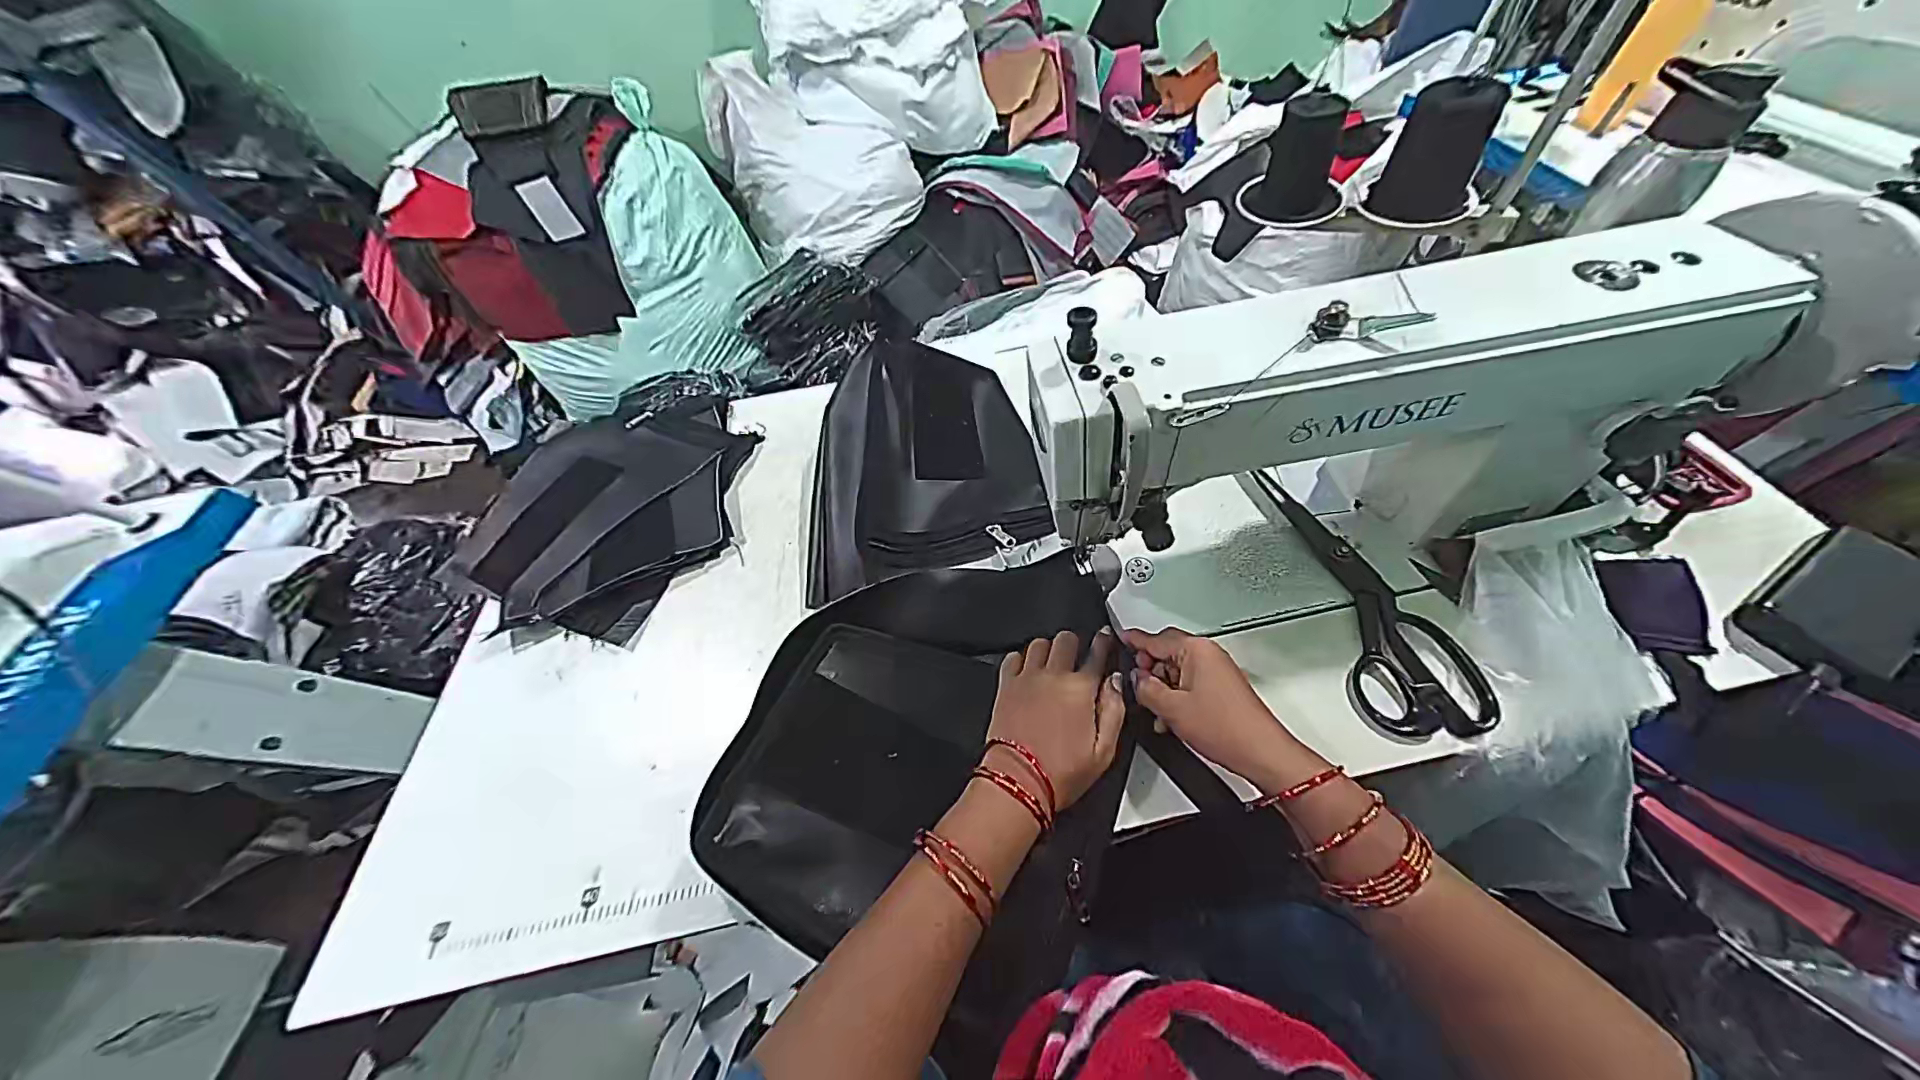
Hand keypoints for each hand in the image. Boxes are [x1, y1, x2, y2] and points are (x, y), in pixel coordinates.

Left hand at [986, 629, 1125, 812]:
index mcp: (1081, 689)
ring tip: (1051, 663)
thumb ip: (1114, 710)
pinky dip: (1021, 659)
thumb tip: (1116, 684)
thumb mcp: (1104, 751)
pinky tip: (1027, 671)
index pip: (1097, 653)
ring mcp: (1026, 679)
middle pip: (1066, 639)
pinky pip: (1013, 657)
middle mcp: (1053, 676)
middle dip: (1075, 644)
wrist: (1018, 780)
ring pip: (1039, 643)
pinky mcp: (1006, 687)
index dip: (1104, 643)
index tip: (1104, 639)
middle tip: (1077, 656)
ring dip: (1048, 650)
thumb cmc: (1059, 772)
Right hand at [1122, 627, 1307, 785]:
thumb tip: (1136, 680)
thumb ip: (1145, 688)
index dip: (1134, 641)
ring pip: (1177, 672)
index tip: (1121, 640)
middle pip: (1166, 654)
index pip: (1156, 638)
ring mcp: (1217, 671)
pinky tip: (1172, 717)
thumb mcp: (1171, 708)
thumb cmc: (1229, 729)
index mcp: (1197, 650)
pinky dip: (1177, 697)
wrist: (1261, 753)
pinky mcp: (1221, 688)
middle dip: (1149, 671)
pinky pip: (1190, 684)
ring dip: (1163, 689)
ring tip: (1158, 711)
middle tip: (1138, 687)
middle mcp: (1209, 655)